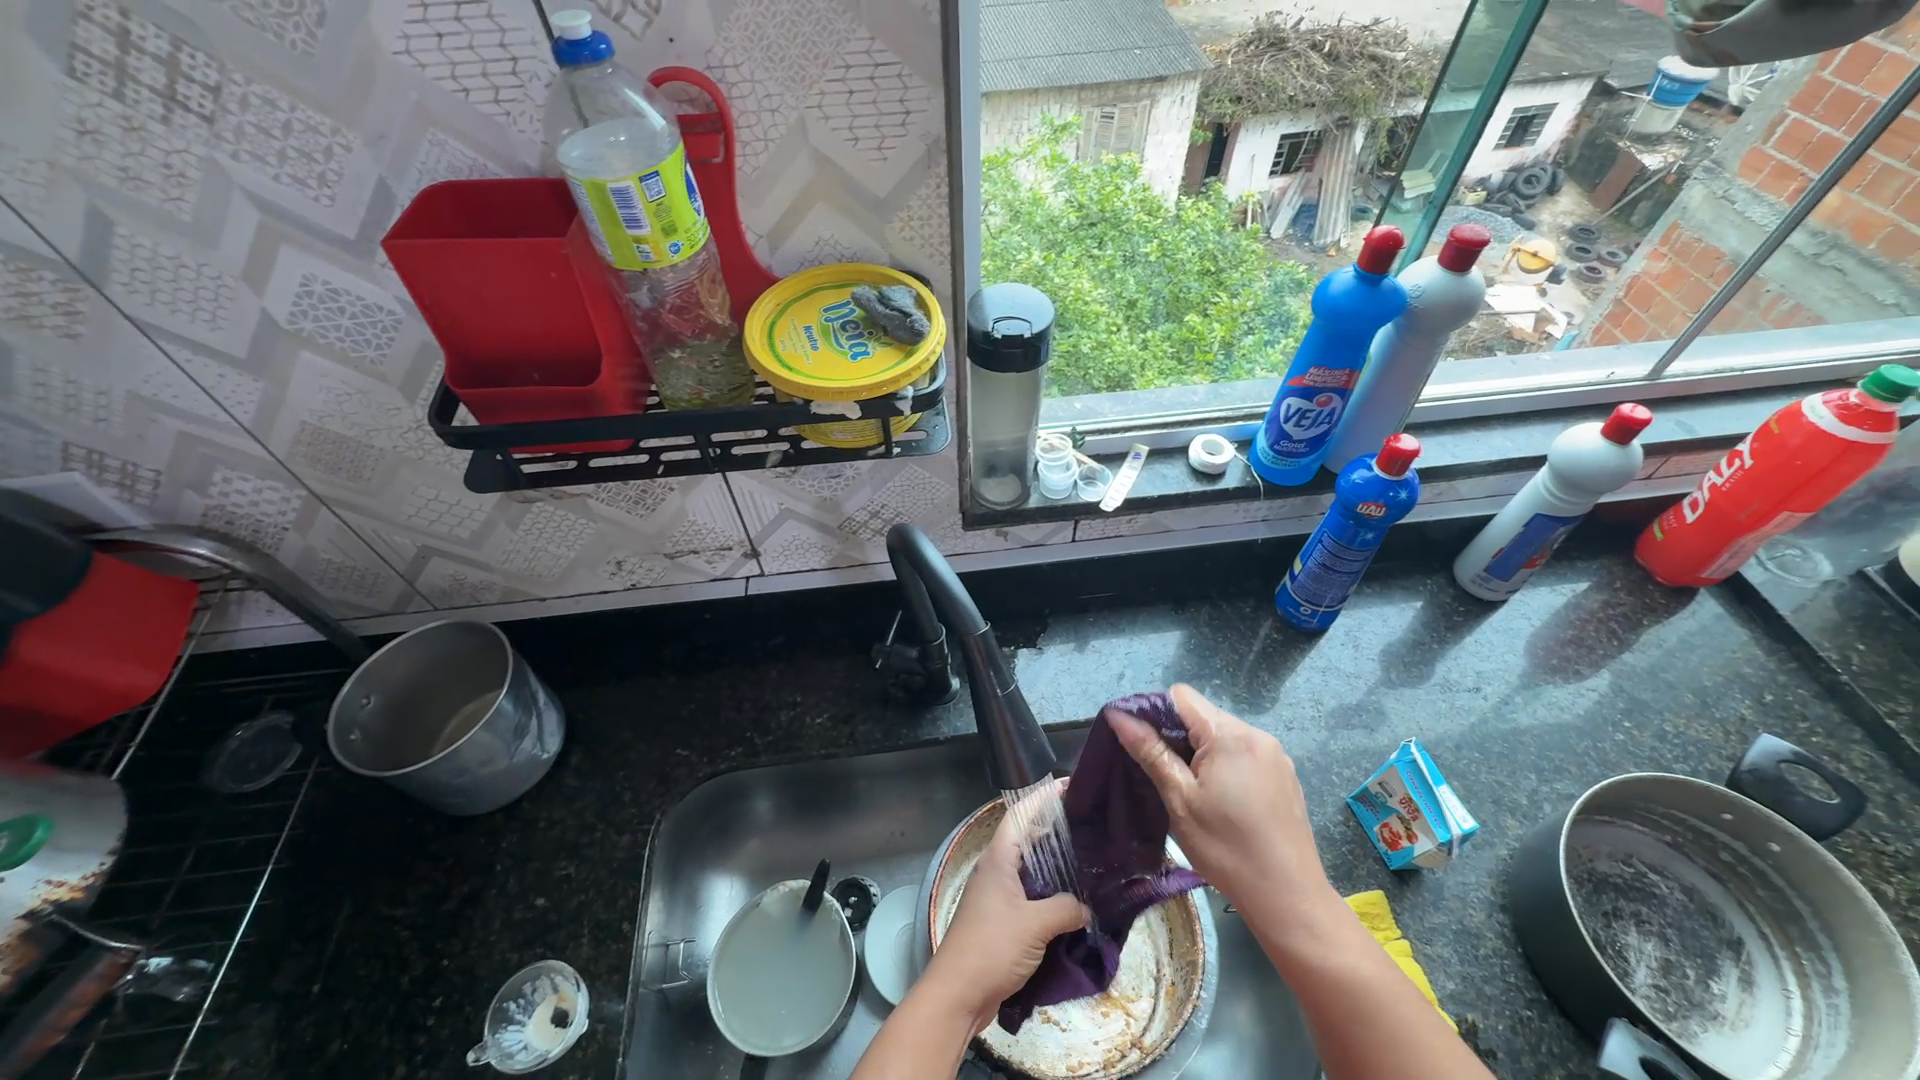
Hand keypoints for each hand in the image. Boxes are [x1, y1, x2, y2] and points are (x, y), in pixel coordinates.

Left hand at [921, 796, 1088, 1032]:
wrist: (958, 995)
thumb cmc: (991, 948)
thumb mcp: (1035, 924)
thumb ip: (1065, 909)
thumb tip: (1086, 907)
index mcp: (998, 860)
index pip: (1019, 814)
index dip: (1042, 797)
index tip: (1069, 785)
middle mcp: (996, 871)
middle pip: (1027, 839)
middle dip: (1055, 829)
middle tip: (1090, 823)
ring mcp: (997, 897)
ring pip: (1031, 870)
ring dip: (1056, 865)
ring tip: (1090, 858)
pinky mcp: (1002, 921)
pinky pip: (1031, 896)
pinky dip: (1052, 894)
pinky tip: (1075, 902)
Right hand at [1106, 684, 1331, 911]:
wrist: (1288, 895)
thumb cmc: (1226, 848)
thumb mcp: (1180, 800)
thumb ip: (1150, 752)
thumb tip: (1118, 715)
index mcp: (1230, 735)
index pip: (1180, 696)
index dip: (1154, 714)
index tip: (1143, 748)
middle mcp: (1256, 734)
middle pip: (1203, 715)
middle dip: (1178, 738)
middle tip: (1165, 778)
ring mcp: (1275, 754)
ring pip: (1223, 736)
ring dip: (1201, 753)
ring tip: (1193, 793)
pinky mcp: (1284, 775)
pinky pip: (1244, 754)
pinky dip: (1224, 766)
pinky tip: (1223, 802)